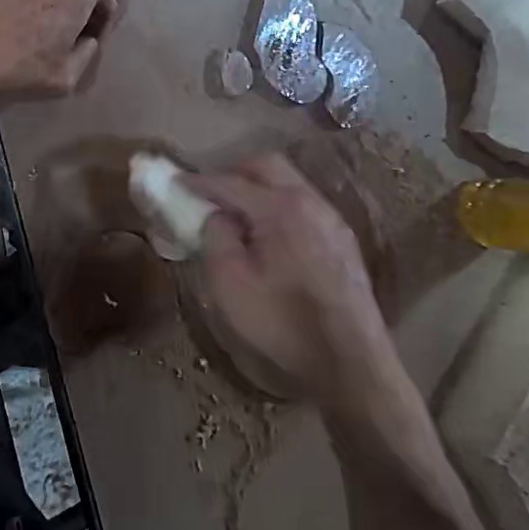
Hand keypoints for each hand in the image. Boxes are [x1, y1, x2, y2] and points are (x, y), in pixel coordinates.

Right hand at [188, 154, 390, 407]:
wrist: (352, 363)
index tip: (176, 183)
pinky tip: (269, 234)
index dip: (199, 181)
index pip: (231, 182)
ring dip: (259, 187)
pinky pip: (304, 203)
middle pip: (266, 166)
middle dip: (233, 172)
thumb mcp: (230, 285)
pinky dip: (279, 204)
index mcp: (280, 208)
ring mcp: (331, 219)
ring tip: (237, 214)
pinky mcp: (343, 239)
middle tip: (209, 193)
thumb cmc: (284, 325)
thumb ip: (216, 238)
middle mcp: (310, 202)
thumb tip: (216, 215)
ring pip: (289, 181)